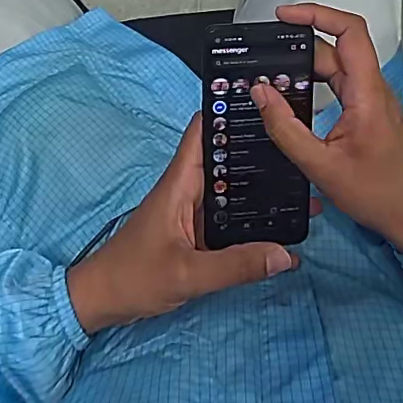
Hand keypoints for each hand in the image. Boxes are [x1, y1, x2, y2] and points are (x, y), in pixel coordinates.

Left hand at [65, 115, 305, 333]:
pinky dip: (249, 216)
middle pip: (223, 158)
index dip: (227, 112)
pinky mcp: (194, 231)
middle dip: (255, 151)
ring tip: (298, 184)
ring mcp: (190, 210)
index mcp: (179, 183)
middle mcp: (186, 189)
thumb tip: (286, 253)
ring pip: (228, 189)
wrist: (103, 299)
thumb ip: (236, 265)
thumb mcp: (188, 274)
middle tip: (298, 147)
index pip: (202, 132)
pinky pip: (226, 216)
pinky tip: (278, 223)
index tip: (262, 104)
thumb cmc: (134, 277)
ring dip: (257, 187)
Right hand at [250, 3, 402, 250]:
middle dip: (298, 41)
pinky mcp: (365, 108)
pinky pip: (337, 79)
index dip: (317, 14)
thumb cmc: (378, 195)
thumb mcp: (320, 166)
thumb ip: (284, 127)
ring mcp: (370, 98)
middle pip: (334, 46)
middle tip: (266, 48)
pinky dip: (312, 76)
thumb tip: (261, 92)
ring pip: (334, 63)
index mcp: (367, 95)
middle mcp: (371, 89)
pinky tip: (292, 88)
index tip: (285, 16)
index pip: (350, 32)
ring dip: (304, 60)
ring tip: (273, 68)